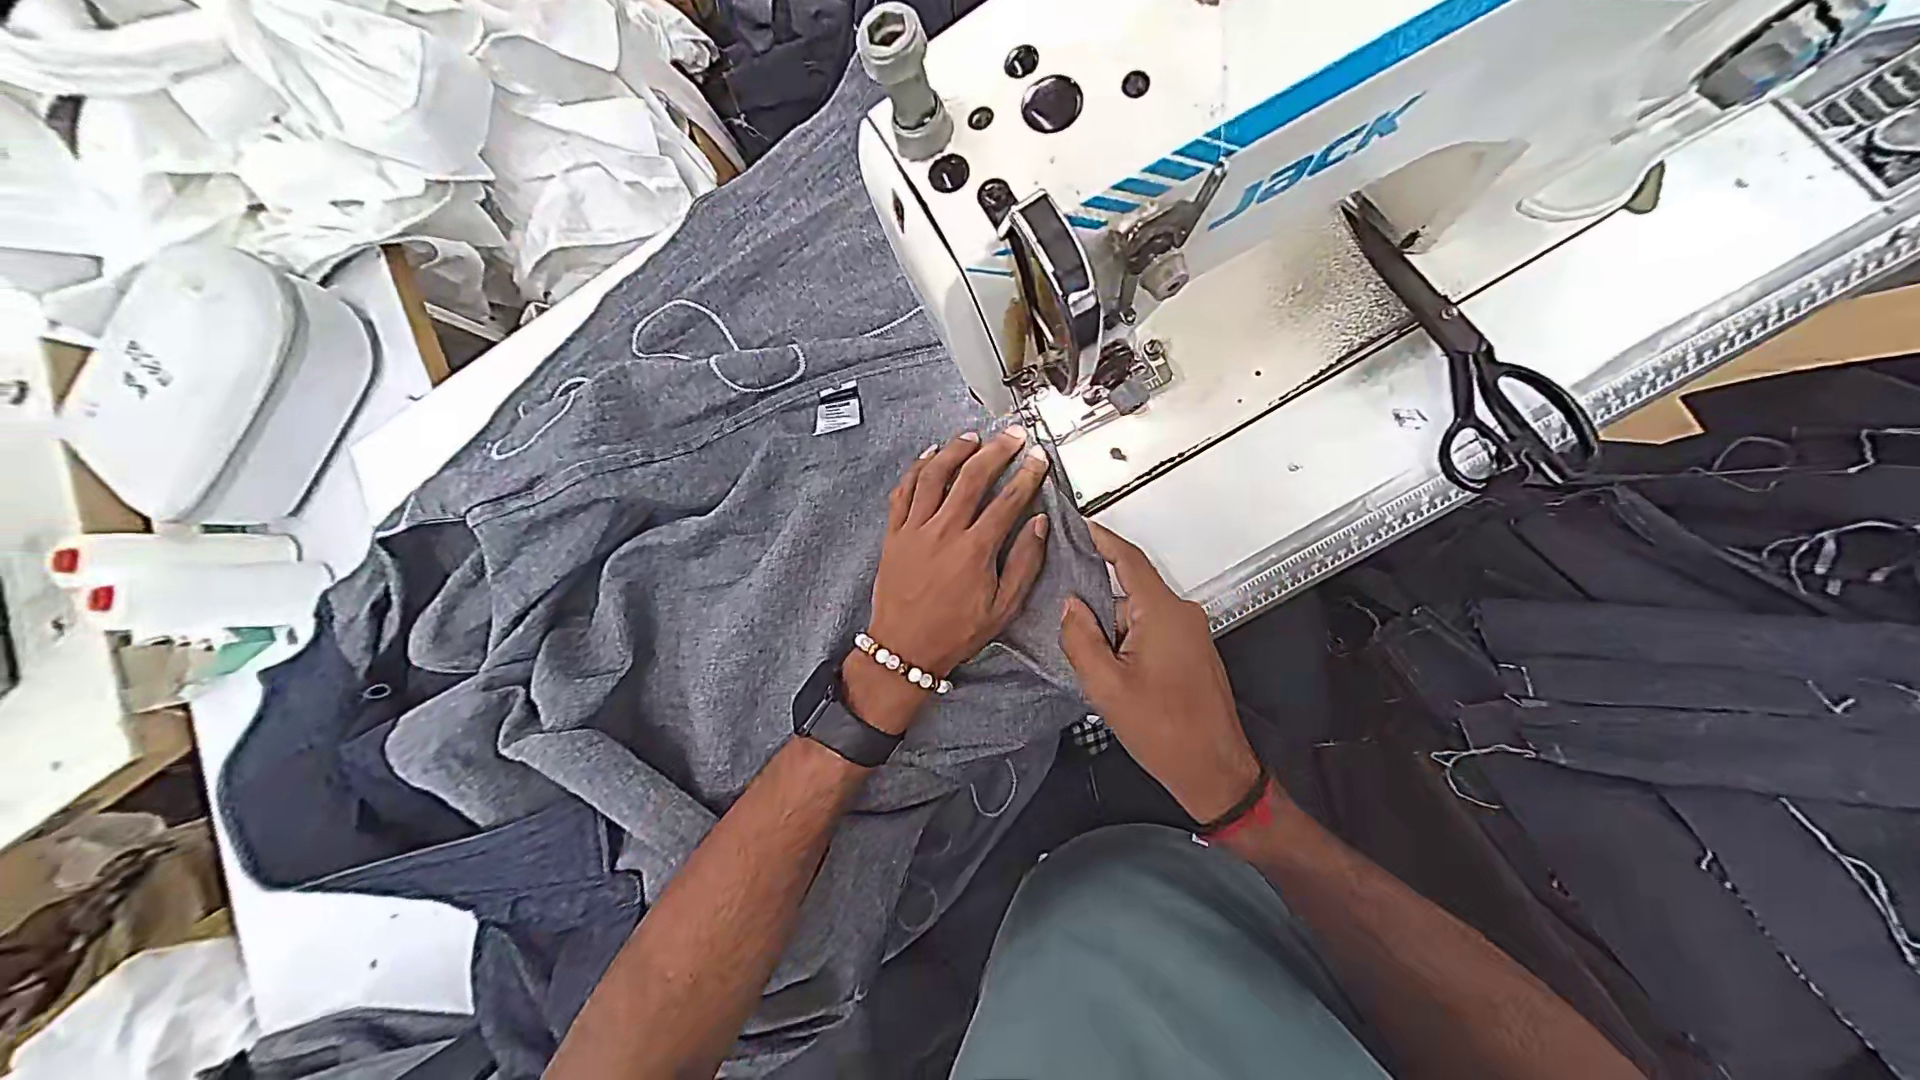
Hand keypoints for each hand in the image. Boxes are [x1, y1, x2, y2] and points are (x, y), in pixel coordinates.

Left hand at [843, 427, 1052, 734]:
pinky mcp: (894, 534)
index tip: (1038, 459)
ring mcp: (915, 529)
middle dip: (997, 450)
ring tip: (973, 437)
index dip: (1028, 475)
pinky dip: (917, 468)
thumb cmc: (952, 632)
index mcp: (974, 550)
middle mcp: (944, 532)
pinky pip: (904, 490)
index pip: (1008, 500)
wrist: (904, 648)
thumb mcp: (1002, 607)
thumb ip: (1024, 563)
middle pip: (973, 476)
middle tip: (1012, 436)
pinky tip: (929, 456)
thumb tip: (1039, 526)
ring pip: (936, 475)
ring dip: (956, 450)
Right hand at [1059, 523, 1263, 822]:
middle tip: (1073, 631)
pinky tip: (1118, 676)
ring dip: (1113, 634)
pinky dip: (1128, 643)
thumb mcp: (1106, 685)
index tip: (1082, 526)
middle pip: (1128, 591)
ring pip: (1137, 615)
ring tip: (1101, 672)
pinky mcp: (1190, 650)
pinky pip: (1151, 631)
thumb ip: (1080, 638)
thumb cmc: (1169, 731)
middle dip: (1097, 609)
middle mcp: (1182, 615)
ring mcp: (1189, 633)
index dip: (1102, 539)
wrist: (1212, 768)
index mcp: (1163, 613)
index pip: (1128, 560)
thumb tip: (1070, 607)